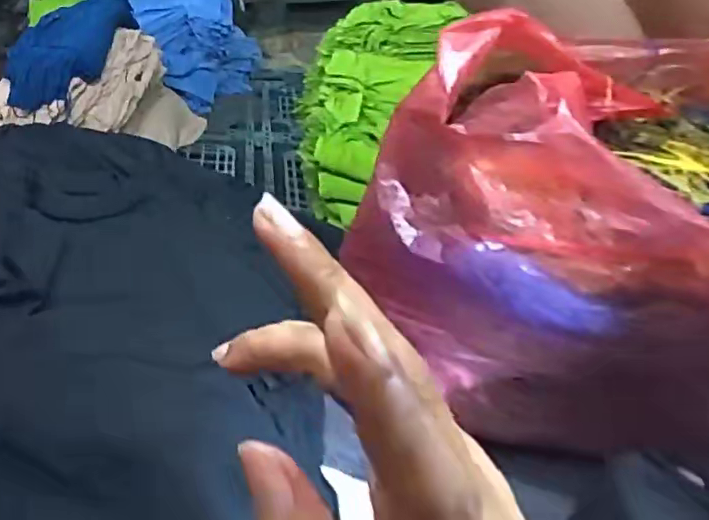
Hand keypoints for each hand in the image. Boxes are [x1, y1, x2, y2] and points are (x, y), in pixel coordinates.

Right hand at [215, 195, 520, 519]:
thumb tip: (251, 446)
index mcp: (450, 507)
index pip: (410, 434)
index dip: (374, 376)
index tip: (337, 321)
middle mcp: (457, 456)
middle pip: (386, 349)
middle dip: (322, 276)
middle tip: (265, 216)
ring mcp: (447, 436)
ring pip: (376, 345)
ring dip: (313, 294)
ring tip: (261, 256)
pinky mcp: (432, 431)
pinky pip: (375, 362)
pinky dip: (325, 333)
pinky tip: (290, 329)